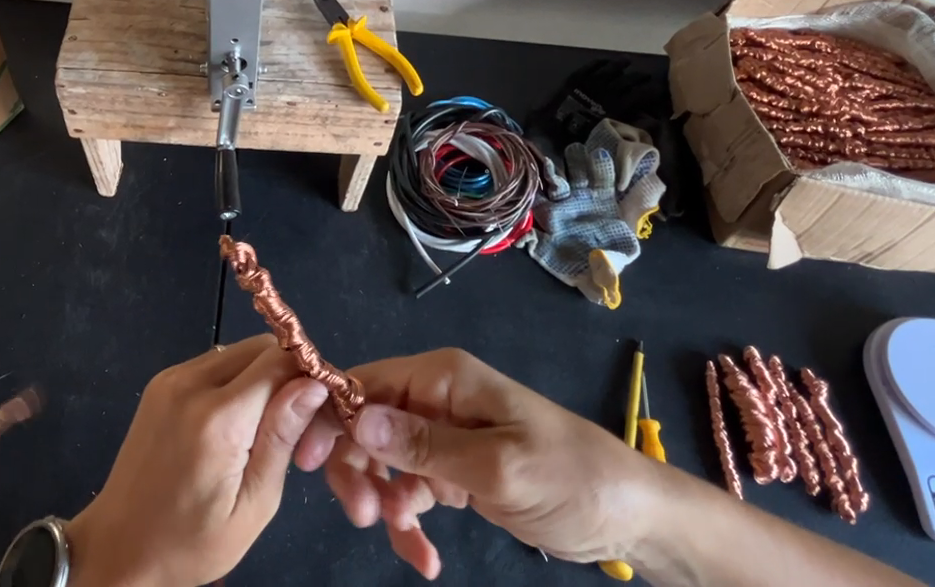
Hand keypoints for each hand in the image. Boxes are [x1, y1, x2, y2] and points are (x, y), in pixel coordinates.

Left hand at [67, 335, 327, 586]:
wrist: (119, 547)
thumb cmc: (191, 543)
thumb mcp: (253, 505)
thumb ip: (282, 437)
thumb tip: (314, 383)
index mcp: (217, 418)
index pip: (280, 361)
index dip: (308, 378)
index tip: (319, 412)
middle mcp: (191, 383)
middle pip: (261, 347)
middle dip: (287, 376)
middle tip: (293, 426)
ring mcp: (172, 377)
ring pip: (239, 351)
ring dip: (261, 376)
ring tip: (261, 429)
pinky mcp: (162, 381)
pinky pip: (215, 362)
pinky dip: (235, 380)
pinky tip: (234, 423)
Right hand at [294, 348, 660, 579]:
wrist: (630, 515)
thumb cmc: (568, 476)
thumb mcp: (494, 465)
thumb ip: (421, 445)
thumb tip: (354, 419)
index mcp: (442, 377)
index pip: (367, 382)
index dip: (330, 413)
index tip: (304, 458)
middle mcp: (436, 398)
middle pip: (367, 422)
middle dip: (357, 466)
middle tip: (360, 514)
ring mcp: (445, 434)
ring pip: (384, 460)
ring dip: (383, 500)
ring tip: (400, 540)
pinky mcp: (455, 470)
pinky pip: (412, 489)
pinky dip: (409, 520)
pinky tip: (423, 556)